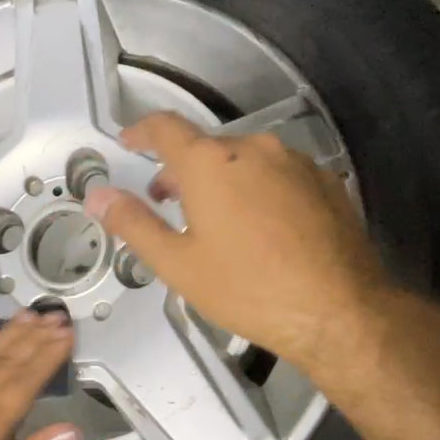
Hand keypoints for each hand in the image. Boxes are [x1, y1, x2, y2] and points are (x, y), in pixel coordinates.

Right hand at [83, 111, 389, 369]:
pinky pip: (279, 174)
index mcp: (211, 163)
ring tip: (219, 222)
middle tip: (170, 203)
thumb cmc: (251, 290)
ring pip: (246, 160)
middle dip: (183, 170)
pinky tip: (264, 229)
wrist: (339, 311)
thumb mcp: (179, 264)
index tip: (130, 142)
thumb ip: (134, 223)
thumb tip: (99, 196)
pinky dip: (260, 189)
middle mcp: (254, 149)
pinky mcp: (325, 180)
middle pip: (207, 147)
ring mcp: (295, 162)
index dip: (141, 131)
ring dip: (224, 180)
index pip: (165, 127)